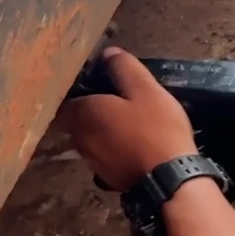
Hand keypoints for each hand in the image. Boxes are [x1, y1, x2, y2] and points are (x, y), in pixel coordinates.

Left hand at [54, 47, 198, 190]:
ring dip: (102, 128)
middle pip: (76, 119)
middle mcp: (79, 138)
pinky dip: (112, 146)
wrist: (170, 181)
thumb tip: (107, 54)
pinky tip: (132, 141)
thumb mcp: (145, 89)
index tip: (96, 81)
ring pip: (89, 137)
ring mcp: (91, 161)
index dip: (77, 88)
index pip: (64, 98)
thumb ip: (123, 68)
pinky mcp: (106, 177)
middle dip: (90, 108)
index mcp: (83, 113)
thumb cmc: (156, 130)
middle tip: (115, 97)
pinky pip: (104, 153)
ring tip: (126, 119)